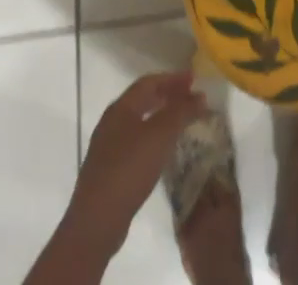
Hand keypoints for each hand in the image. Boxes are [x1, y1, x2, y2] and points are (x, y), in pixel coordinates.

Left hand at [72, 71, 205, 238]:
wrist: (97, 219)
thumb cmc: (129, 168)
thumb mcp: (161, 135)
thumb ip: (181, 112)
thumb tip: (200, 96)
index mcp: (120, 109)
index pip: (149, 82)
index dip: (173, 78)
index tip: (195, 80)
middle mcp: (111, 123)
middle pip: (142, 100)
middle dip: (168, 95)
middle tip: (192, 97)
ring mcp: (108, 146)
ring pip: (140, 121)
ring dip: (163, 116)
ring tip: (184, 121)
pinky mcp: (110, 168)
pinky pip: (137, 140)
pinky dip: (155, 135)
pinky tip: (166, 148)